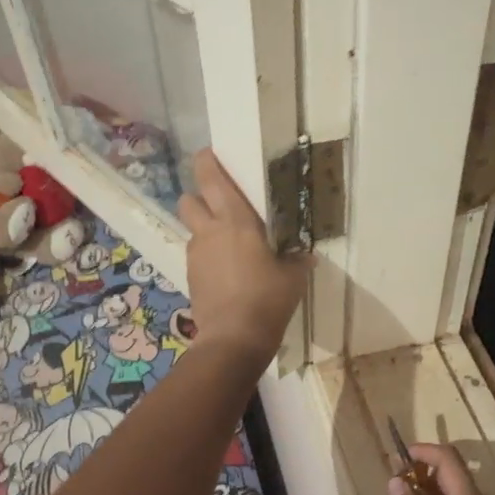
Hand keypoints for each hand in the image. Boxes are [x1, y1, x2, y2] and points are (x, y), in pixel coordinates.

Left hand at [178, 148, 308, 360]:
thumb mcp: (293, 278)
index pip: (211, 179)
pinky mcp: (190, 277)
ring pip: (193, 230)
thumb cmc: (268, 299)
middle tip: (219, 207)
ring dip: (204, 231)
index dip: (206, 162)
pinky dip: (207, 258)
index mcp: (235, 222)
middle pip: (188, 200)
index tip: (209, 155)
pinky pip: (196, 256)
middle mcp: (209, 232)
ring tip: (228, 247)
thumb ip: (296, 260)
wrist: (234, 338)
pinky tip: (226, 274)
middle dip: (199, 198)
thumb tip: (306, 255)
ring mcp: (196, 255)